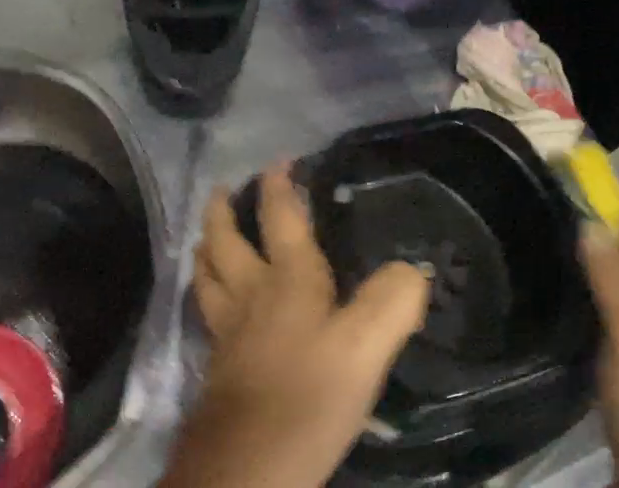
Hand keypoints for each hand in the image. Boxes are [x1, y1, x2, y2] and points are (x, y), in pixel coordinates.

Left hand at [160, 165, 429, 487]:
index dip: (279, 184)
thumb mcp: (366, 346)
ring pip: (208, 275)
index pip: (279, 216)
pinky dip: (207, 293)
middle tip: (222, 189)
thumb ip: (392, 300)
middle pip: (225, 239)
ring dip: (207, 247)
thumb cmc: (309, 396)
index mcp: (288, 279)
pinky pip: (207, 313)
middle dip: (223, 210)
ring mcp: (227, 331)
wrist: (248, 465)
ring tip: (208, 236)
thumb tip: (411, 268)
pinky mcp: (218, 366)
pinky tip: (214, 304)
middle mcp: (250, 294)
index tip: (280, 160)